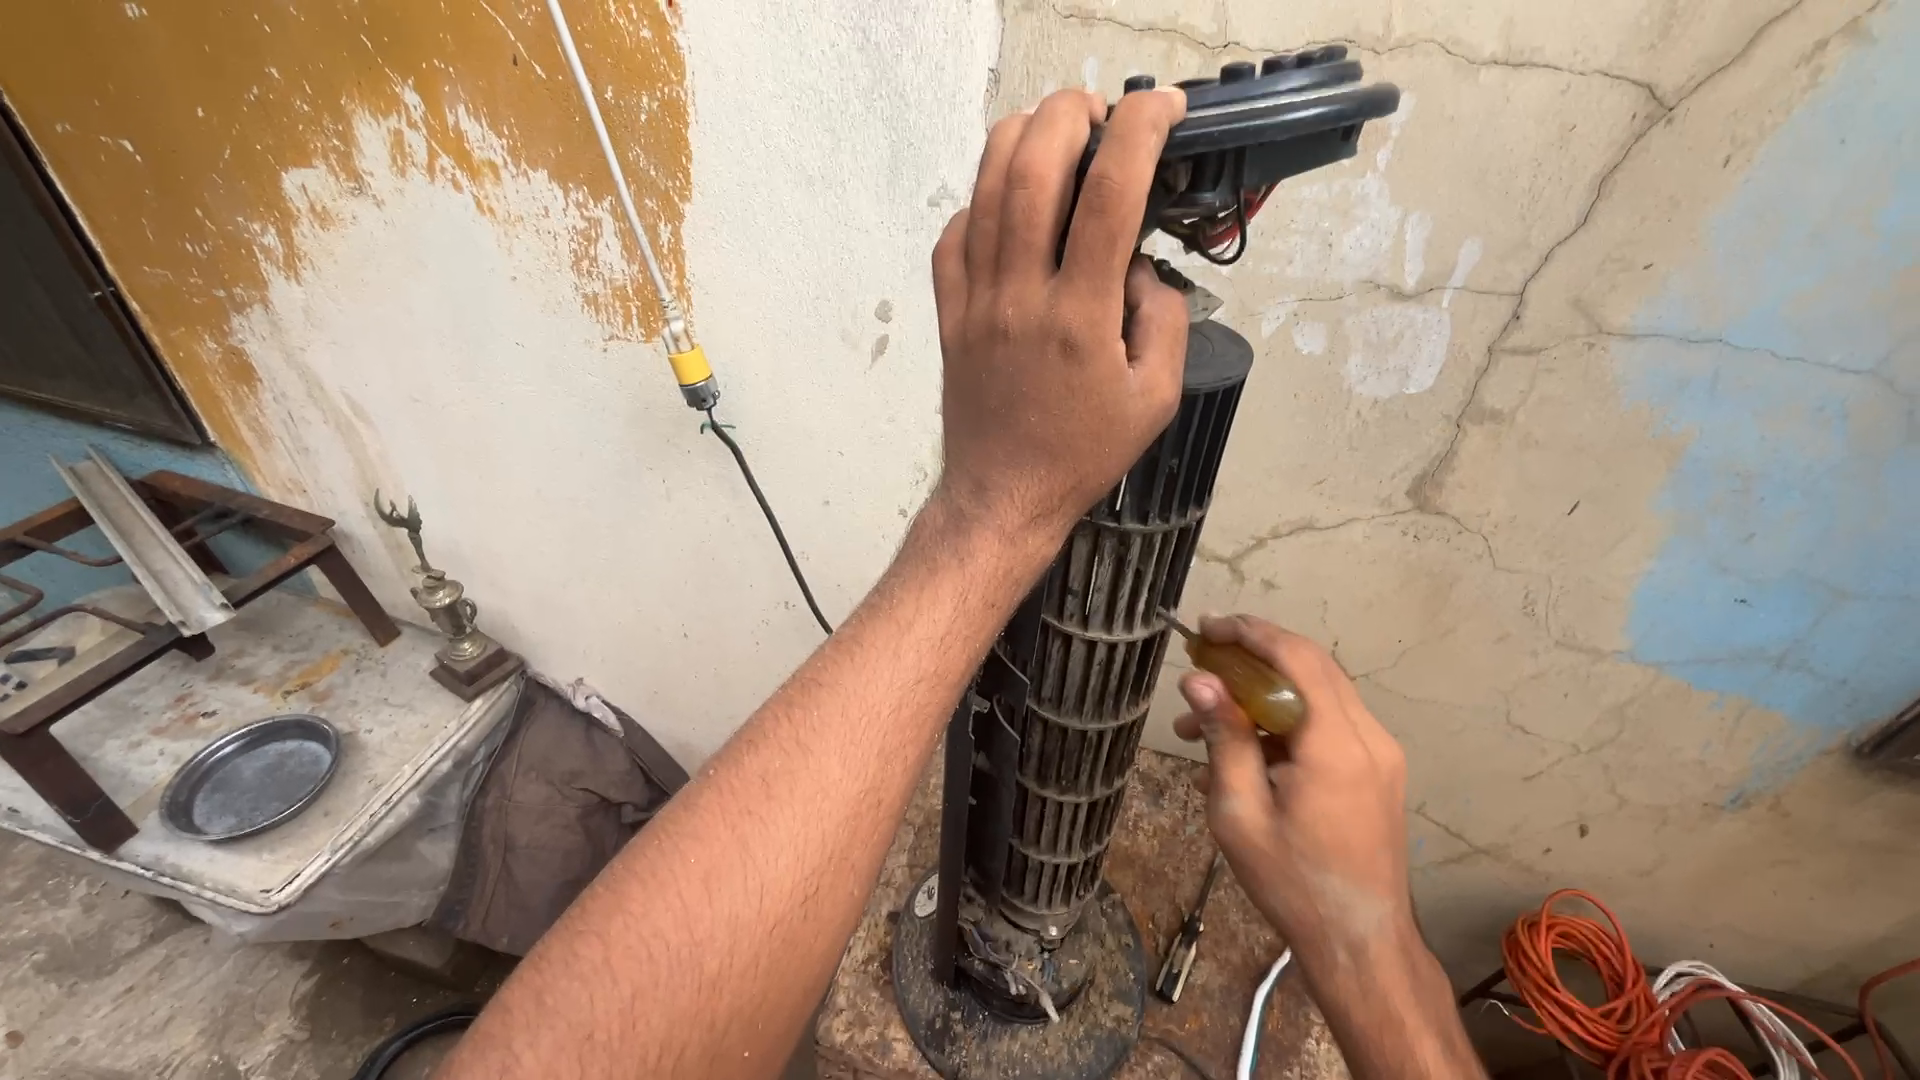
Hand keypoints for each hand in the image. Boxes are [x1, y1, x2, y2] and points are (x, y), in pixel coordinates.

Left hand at [929, 87, 1188, 539]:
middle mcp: (1021, 296)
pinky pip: (951, 238)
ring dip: (1019, 139)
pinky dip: (978, 202)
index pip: (1111, 195)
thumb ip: (1165, 320)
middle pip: (1032, 168)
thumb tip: (1141, 267)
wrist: (1004, 495)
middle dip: (1068, 113)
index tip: (1164, 108)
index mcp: (1081, 317)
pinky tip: (1004, 205)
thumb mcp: (1156, 398)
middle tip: (1099, 111)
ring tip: (1051, 131)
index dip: (1142, 130)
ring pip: (985, 190)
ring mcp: (975, 303)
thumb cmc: (1083, 453)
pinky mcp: (948, 316)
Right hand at [1173, 615, 1415, 961]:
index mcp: (1336, 745)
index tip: (1205, 628)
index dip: (1249, 632)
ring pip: (1319, 690)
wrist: (1359, 943)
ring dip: (1263, 690)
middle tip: (1202, 657)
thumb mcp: (1239, 811)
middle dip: (1253, 652)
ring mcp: (1380, 753)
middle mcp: (1369, 737)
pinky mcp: (1378, 769)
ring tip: (1203, 722)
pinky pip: (1328, 720)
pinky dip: (1284, 717)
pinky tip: (1242, 749)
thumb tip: (1197, 679)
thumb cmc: (1291, 881)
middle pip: (1312, 664)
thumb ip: (1224, 737)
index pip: (1296, 658)